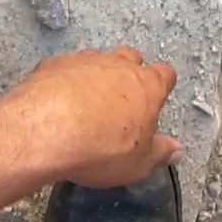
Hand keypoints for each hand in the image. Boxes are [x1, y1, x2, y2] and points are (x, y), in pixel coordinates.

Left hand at [7, 48, 181, 187]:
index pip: (165, 74)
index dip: (161, 85)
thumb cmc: (102, 148)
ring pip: (98, 59)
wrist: (46, 131)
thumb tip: (175, 150)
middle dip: (128, 72)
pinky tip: (57, 101)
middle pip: (131, 58)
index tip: (155, 98)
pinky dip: (65, 80)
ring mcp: (86, 60)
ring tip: (86, 101)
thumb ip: (159, 153)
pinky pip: (66, 67)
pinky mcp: (54, 63)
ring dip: (96, 75)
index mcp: (148, 86)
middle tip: (120, 99)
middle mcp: (120, 65)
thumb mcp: (138, 163)